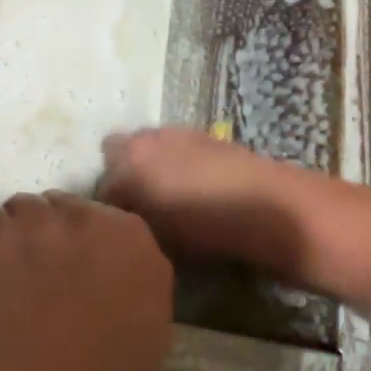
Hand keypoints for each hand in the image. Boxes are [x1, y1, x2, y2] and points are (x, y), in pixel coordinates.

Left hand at [0, 192, 172, 370]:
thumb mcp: (151, 330)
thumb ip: (142, 278)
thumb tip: (120, 260)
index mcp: (132, 237)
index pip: (102, 217)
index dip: (83, 243)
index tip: (72, 270)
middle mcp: (84, 216)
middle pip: (59, 208)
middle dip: (49, 234)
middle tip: (37, 276)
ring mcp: (33, 222)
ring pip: (20, 212)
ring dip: (15, 237)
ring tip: (6, 280)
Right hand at [99, 128, 311, 266]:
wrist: (270, 208)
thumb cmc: (206, 228)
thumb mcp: (158, 237)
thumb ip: (131, 222)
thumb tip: (123, 220)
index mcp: (127, 163)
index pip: (101, 186)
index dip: (107, 207)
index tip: (118, 225)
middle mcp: (145, 140)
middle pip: (116, 152)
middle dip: (121, 172)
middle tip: (137, 204)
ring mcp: (177, 133)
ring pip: (147, 146)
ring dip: (149, 163)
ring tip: (167, 195)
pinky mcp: (205, 135)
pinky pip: (176, 147)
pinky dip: (176, 162)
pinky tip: (193, 187)